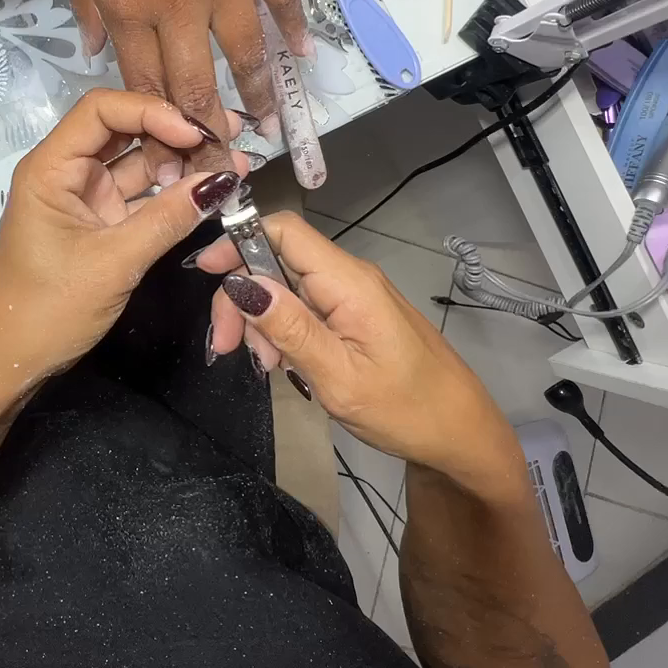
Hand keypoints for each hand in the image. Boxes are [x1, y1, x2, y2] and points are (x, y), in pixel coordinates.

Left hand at [0, 90, 250, 402]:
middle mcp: (67, 171)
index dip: (151, 110)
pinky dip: (173, 193)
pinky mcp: (100, 221)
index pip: (102, 109)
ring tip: (234, 163)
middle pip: (124, 130)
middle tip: (231, 138)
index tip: (197, 133)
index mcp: (50, 167)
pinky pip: (140, 195)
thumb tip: (223, 181)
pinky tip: (211, 191)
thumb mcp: (113, 262)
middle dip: (176, 132)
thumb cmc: (48, 309)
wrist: (11, 363)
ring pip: (137, 162)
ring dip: (182, 162)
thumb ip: (168, 219)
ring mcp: (85, 196)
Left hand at [55, 0, 309, 180]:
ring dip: (259, 91)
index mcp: (127, 3)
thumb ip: (87, 2)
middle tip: (225, 157)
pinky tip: (300, 54)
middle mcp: (178, 0)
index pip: (146, 81)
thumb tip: (98, 48)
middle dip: (210, 127)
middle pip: (197, 80)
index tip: (174, 151)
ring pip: (245, 47)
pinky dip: (292, 25)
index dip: (160, 121)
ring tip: (270, 125)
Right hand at [194, 213, 523, 495]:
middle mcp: (349, 277)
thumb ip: (290, 328)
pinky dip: (283, 330)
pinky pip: (304, 306)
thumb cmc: (407, 411)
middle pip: (276, 260)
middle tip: (227, 347)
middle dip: (243, 298)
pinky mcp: (353, 314)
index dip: (239, 239)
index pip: (284, 230)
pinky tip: (285, 363)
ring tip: (268, 367)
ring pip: (286, 286)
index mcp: (349, 283)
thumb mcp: (339, 378)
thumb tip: (242, 283)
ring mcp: (352, 295)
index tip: (205, 273)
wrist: (463, 436)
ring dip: (263, 321)